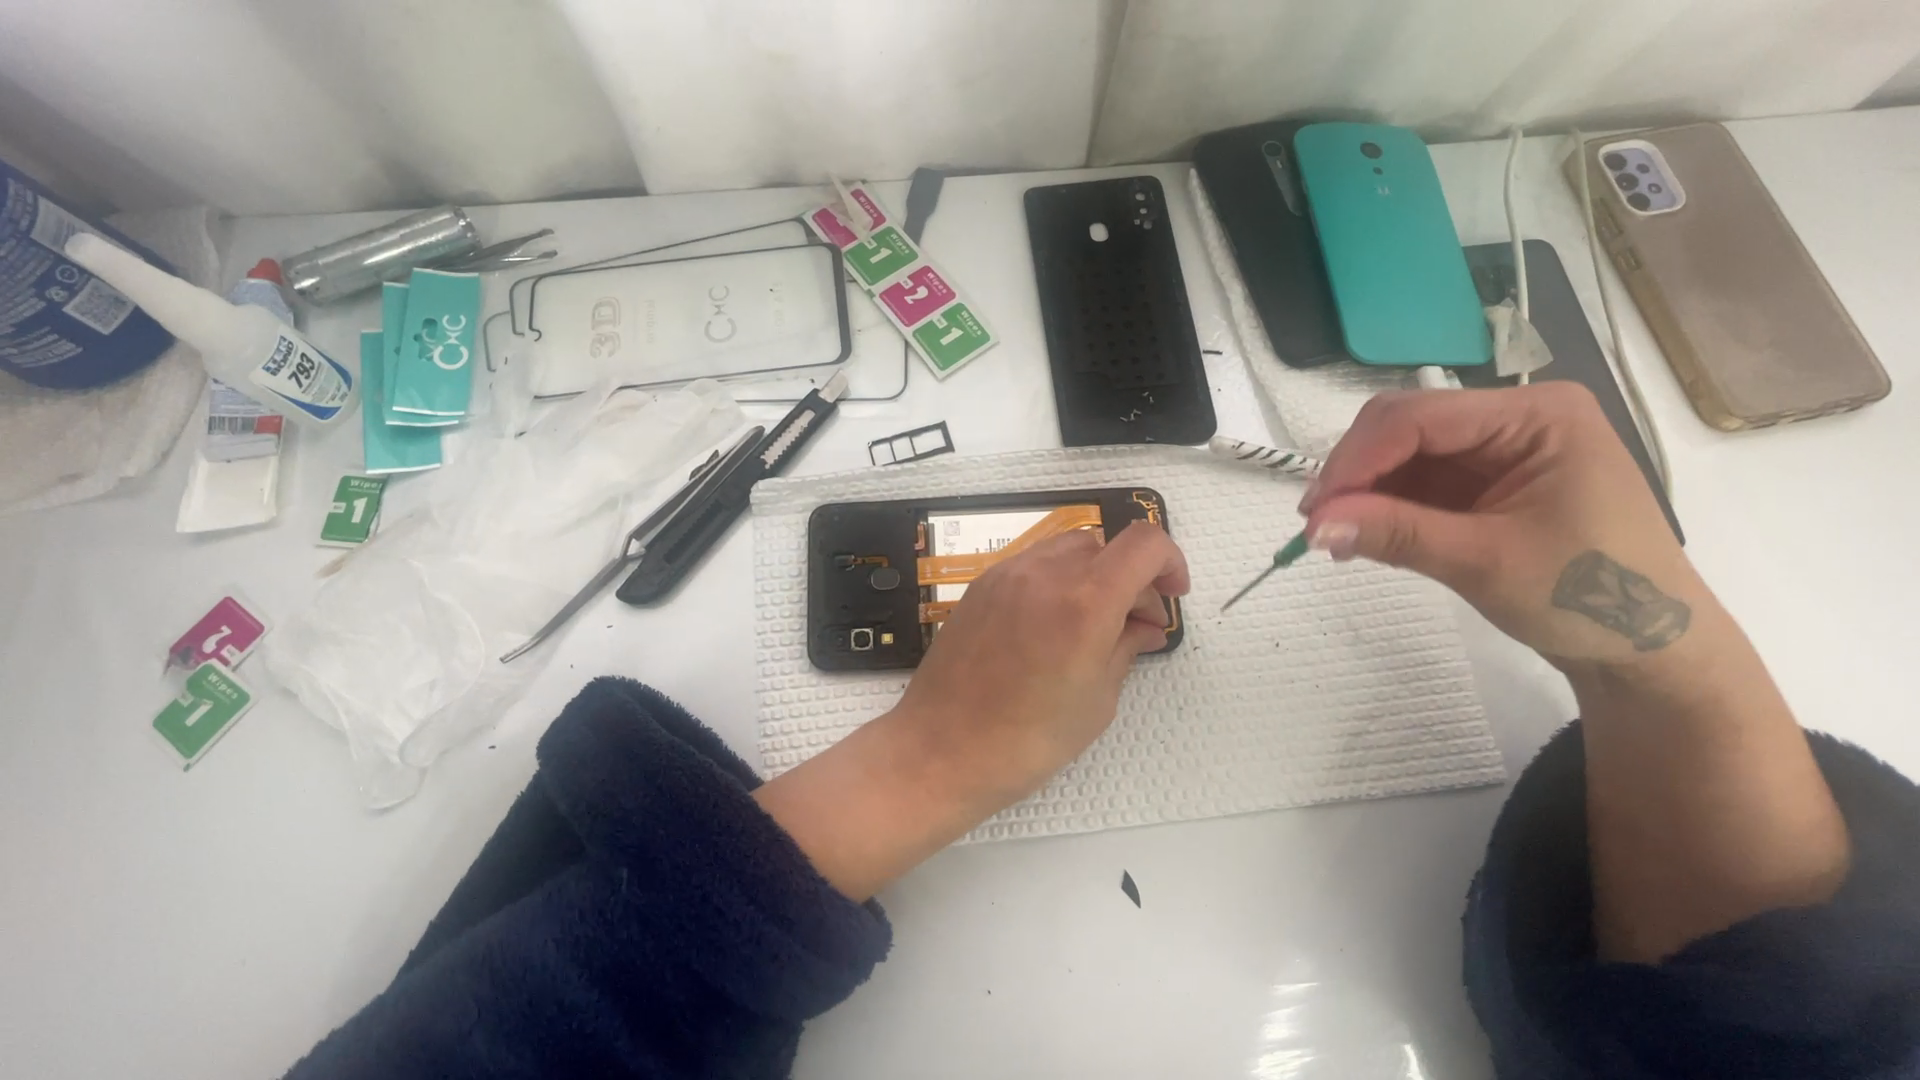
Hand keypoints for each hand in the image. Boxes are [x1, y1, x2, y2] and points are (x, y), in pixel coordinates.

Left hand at [754, 521, 1188, 898]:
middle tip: (1136, 624)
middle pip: (1107, 544)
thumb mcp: (1097, 701)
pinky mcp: (980, 586)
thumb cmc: (1027, 742)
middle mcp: (1044, 573)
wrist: (940, 751)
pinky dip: (1057, 581)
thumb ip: (1127, 648)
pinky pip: (1033, 564)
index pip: (1145, 544)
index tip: (1172, 597)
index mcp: (1083, 602)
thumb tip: (1146, 626)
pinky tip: (1053, 626)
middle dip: (1133, 576)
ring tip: (1094, 625)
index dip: (1171, 562)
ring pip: (1068, 549)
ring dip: (1094, 575)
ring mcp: (1005, 575)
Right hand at [1299, 384, 1696, 667]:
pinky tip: (1362, 534)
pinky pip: (1416, 481)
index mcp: (1537, 415)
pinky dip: (1383, 506)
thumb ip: (1397, 534)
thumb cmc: (1590, 598)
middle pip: (1406, 426)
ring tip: (1334, 537)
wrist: (1648, 652)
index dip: (1357, 459)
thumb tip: (1313, 527)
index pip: (1420, 418)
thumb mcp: (1486, 562)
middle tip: (1317, 524)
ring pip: (1404, 454)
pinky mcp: (1485, 483)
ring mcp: (1500, 450)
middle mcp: (1516, 418)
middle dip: (1356, 472)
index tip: (1313, 512)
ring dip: (1364, 492)